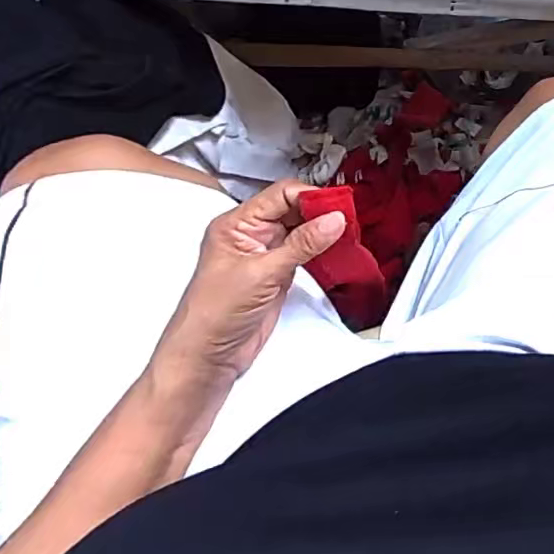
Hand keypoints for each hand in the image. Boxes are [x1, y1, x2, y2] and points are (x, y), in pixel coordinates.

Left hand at [157, 178, 346, 381]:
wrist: (207, 359)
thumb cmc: (213, 316)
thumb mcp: (262, 273)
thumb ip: (302, 244)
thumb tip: (332, 220)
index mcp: (236, 224)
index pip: (280, 195)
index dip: (309, 196)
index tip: (336, 204)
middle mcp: (250, 235)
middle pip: (292, 209)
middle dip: (319, 211)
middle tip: (346, 217)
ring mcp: (264, 254)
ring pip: (300, 229)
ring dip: (322, 230)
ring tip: (346, 231)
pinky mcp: (276, 273)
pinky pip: (303, 251)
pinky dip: (320, 249)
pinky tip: (335, 248)